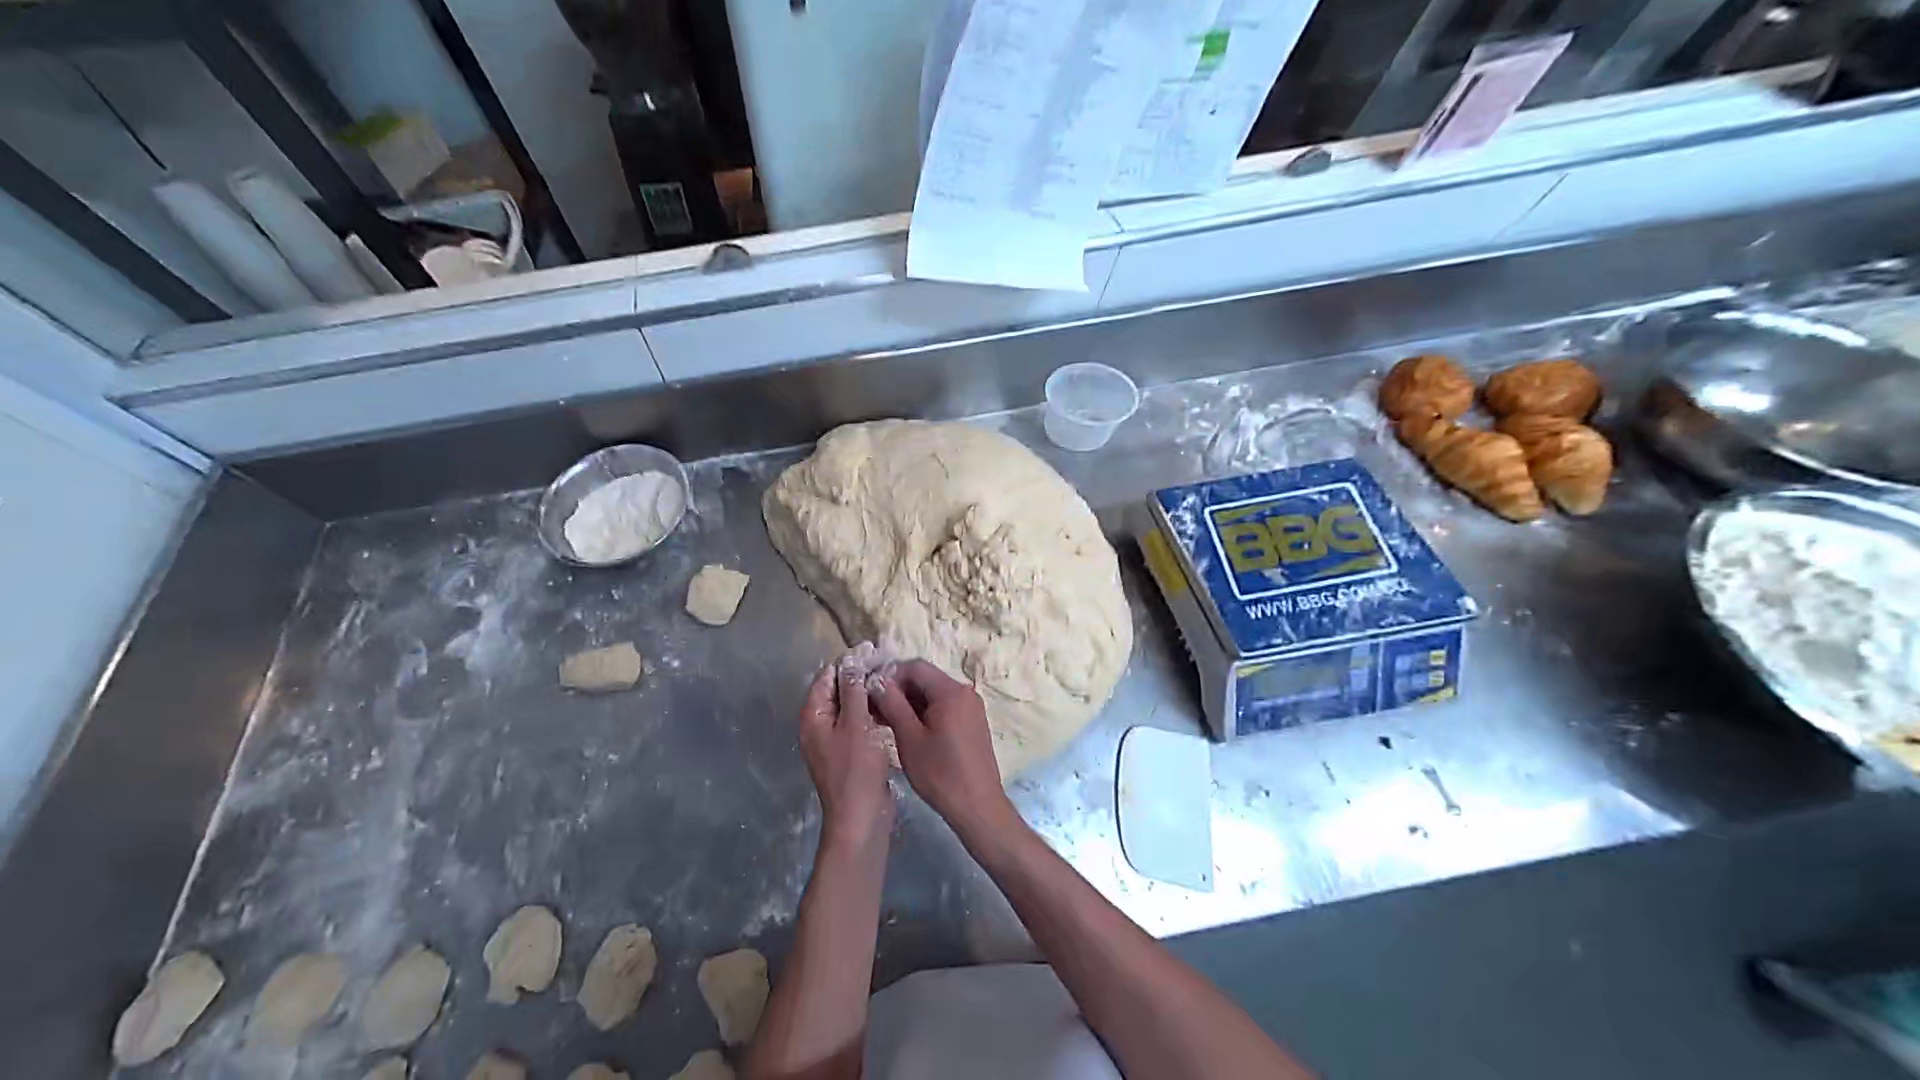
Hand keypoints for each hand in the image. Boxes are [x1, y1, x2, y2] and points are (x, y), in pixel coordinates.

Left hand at [797, 663, 895, 857]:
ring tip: (895, 685)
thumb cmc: (855, 769)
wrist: (860, 817)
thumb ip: (854, 690)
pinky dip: (873, 714)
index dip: (849, 663)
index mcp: (813, 716)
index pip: (827, 677)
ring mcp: (835, 740)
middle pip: (839, 691)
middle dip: (861, 678)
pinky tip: (893, 709)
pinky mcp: (850, 752)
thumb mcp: (856, 724)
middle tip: (890, 668)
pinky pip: (860, 724)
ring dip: (869, 696)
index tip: (875, 654)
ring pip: (852, 708)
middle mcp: (819, 725)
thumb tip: (851, 660)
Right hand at [870, 660, 1017, 841]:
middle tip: (873, 708)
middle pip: (925, 679)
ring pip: (933, 694)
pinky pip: (944, 707)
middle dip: (897, 689)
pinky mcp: (971, 722)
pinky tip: (906, 729)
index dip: (889, 675)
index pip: (914, 667)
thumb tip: (877, 681)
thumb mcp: (909, 737)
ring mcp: (971, 708)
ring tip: (884, 720)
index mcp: (951, 691)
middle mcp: (964, 692)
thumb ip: (892, 703)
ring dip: (909, 702)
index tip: (869, 691)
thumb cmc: (940, 774)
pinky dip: (923, 713)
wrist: (977, 806)